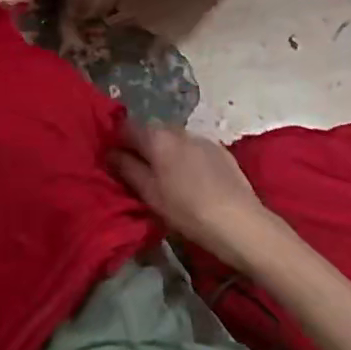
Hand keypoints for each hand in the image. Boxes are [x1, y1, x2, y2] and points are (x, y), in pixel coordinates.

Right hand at [111, 123, 283, 270]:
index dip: (118, 141)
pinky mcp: (219, 148)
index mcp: (157, 138)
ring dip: (166, 151)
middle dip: (143, 146)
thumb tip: (110, 152)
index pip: (127, 127)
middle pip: (151, 131)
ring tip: (169, 177)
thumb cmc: (188, 211)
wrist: (240, 221)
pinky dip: (186, 157)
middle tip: (142, 173)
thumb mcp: (151, 194)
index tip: (116, 160)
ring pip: (173, 138)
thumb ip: (128, 169)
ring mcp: (201, 137)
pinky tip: (193, 179)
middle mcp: (177, 129)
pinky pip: (193, 146)